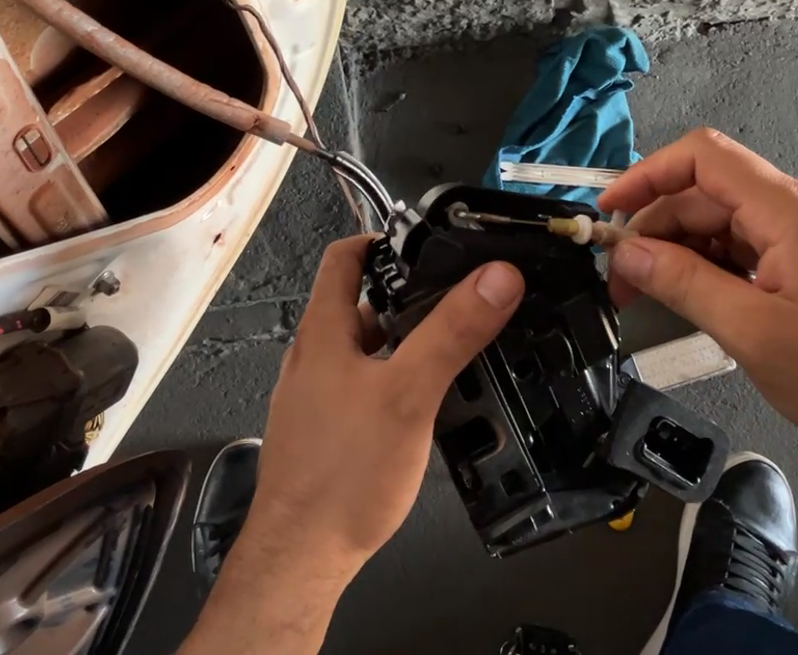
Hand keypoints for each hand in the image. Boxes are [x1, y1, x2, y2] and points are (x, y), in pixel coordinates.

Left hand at [236, 235, 524, 584]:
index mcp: (323, 332)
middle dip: (406, 295)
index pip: (343, 258)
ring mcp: (316, 395)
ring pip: (364, 348)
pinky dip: (393, 377)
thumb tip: (496, 276)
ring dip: (402, 339)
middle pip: (359, 303)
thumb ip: (452, 333)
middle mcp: (313, 357)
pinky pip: (362, 384)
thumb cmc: (344, 473)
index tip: (423, 241)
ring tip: (451, 345)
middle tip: (456, 297)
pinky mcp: (325, 430)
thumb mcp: (408, 394)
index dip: (380, 239)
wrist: (301, 558)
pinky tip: (424, 400)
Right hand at [599, 129, 797, 487]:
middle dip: (656, 229)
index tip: (608, 211)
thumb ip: (685, 285)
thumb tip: (628, 254)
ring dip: (681, 254)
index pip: (703, 156)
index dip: (646, 174)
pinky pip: (749, 248)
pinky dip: (713, 268)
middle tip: (622, 280)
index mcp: (789, 212)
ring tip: (652, 297)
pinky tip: (697, 301)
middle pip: (707, 195)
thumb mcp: (756, 334)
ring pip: (725, 224)